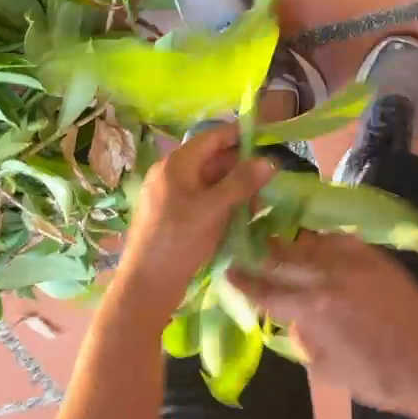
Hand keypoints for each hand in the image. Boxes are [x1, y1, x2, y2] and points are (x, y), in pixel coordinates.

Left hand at [117, 124, 273, 316]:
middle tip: (268, 179)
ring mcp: (170, 195)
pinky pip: (202, 199)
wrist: (147, 284)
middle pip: (212, 159)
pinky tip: (239, 216)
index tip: (267, 138)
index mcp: (176, 165)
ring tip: (257, 203)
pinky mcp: (173, 215)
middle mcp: (171, 174)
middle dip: (241, 167)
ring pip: (209, 181)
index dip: (239, 135)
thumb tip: (270, 161)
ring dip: (234, 188)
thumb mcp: (213, 209)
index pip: (212, 137)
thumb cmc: (178, 240)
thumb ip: (241, 182)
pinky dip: (222, 203)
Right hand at [229, 232, 417, 418]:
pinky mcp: (376, 256)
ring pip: (312, 242)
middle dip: (263, 252)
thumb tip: (292, 319)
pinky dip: (323, 241)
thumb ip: (304, 340)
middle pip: (285, 256)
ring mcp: (355, 260)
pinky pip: (340, 239)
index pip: (268, 290)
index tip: (228, 270)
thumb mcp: (329, 370)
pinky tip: (317, 244)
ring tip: (277, 240)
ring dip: (291, 242)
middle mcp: (330, 275)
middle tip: (246, 246)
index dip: (244, 281)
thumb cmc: (380, 378)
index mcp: (314, 307)